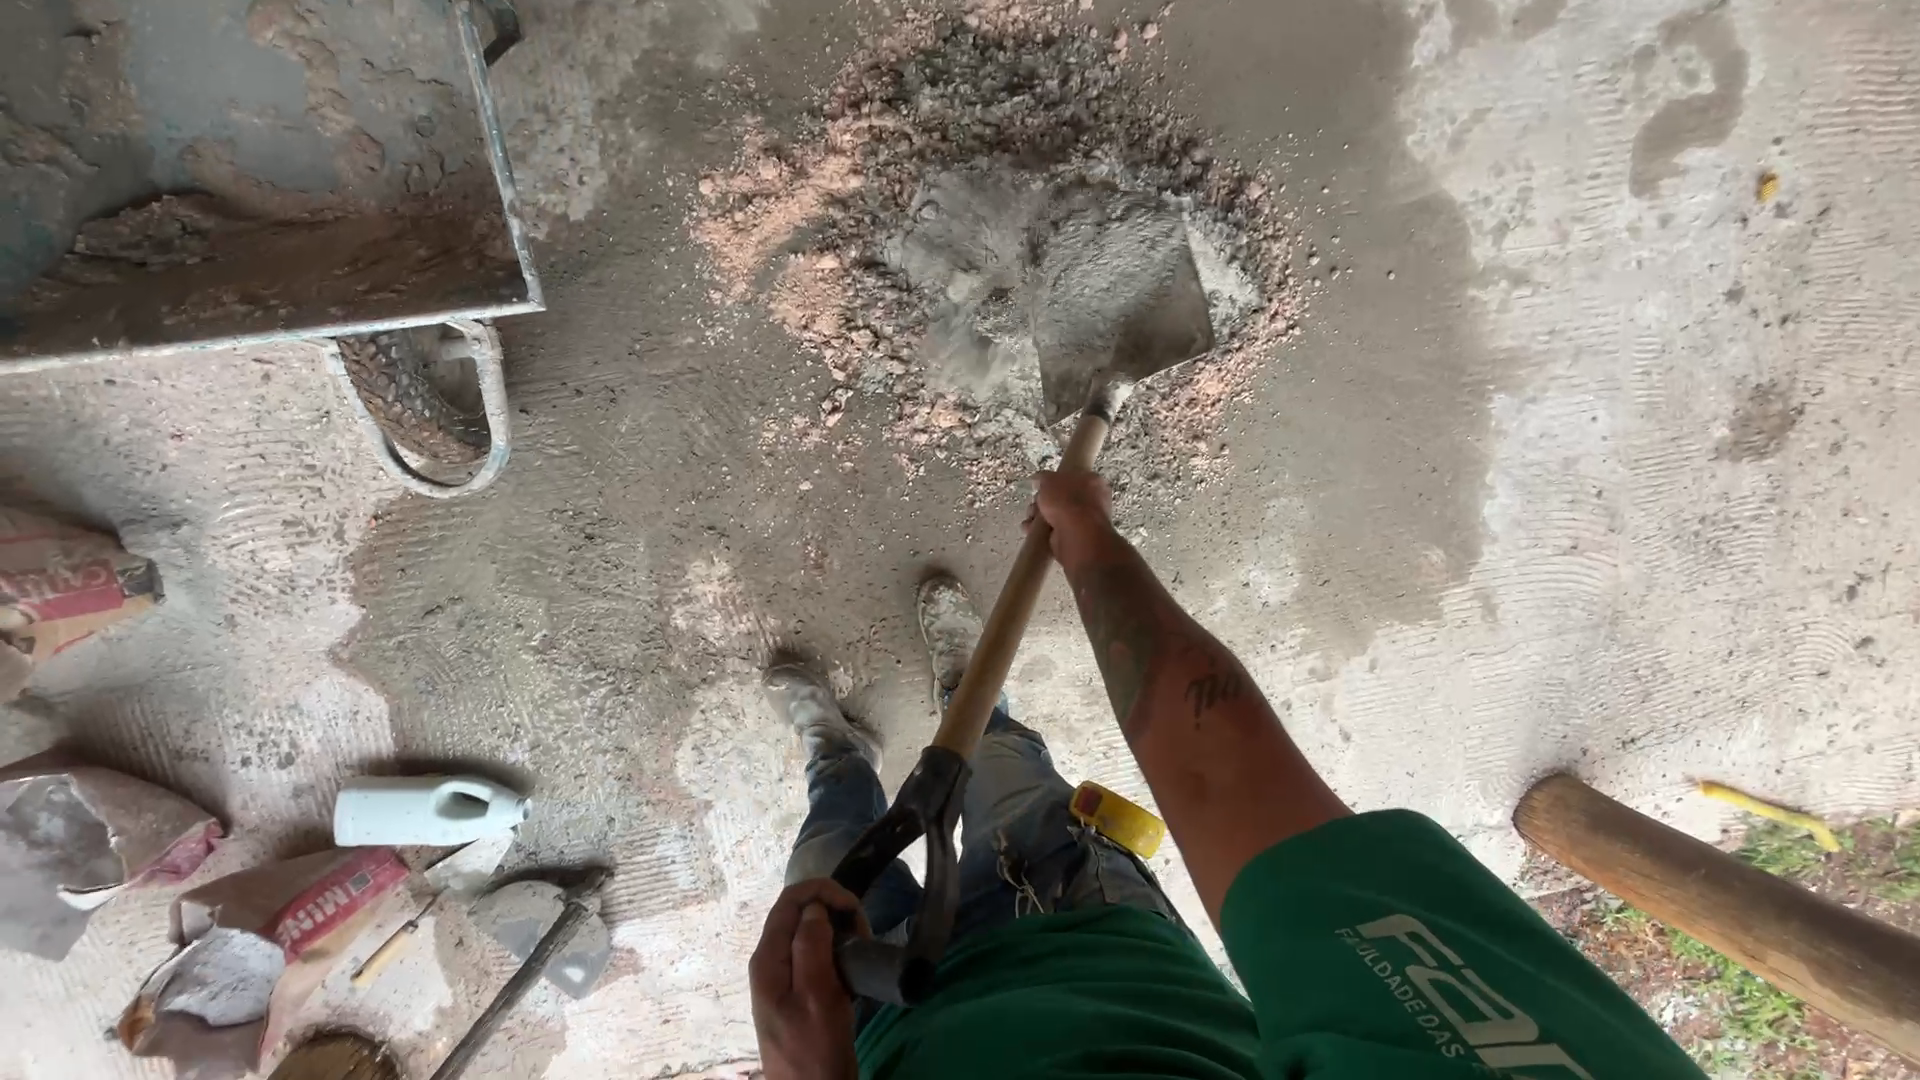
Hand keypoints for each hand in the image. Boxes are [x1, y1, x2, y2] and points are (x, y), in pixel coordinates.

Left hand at [750, 879, 867, 1079]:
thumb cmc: (814, 1050)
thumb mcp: (816, 996)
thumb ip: (811, 947)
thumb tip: (814, 907)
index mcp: (768, 959)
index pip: (790, 900)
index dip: (822, 892)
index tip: (855, 907)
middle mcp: (771, 962)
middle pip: (800, 913)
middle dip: (834, 910)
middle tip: (864, 932)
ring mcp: (784, 978)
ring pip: (811, 932)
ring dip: (840, 931)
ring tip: (863, 949)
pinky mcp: (800, 991)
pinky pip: (817, 955)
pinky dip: (838, 951)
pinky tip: (854, 967)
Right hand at [1025, 470, 1118, 568]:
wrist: (1075, 534)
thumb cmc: (1067, 500)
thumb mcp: (1050, 479)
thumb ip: (1043, 477)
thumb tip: (1038, 479)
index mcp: (1093, 482)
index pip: (1074, 477)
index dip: (1055, 481)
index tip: (1042, 485)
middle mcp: (1092, 502)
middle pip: (1061, 498)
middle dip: (1043, 501)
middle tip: (1036, 502)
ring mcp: (1084, 522)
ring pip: (1056, 515)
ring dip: (1039, 516)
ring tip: (1031, 517)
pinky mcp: (1074, 539)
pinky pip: (1053, 531)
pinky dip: (1040, 530)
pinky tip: (1030, 529)